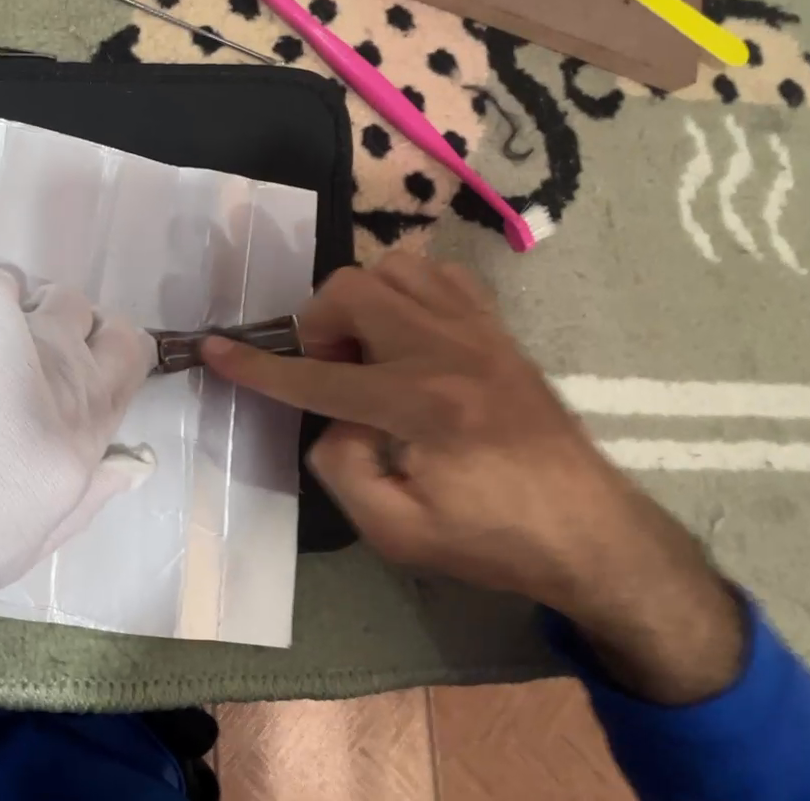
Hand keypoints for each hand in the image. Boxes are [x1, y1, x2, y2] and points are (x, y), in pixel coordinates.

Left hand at [0, 268, 155, 643]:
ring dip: (45, 314)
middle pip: (109, 329)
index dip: (116, 361)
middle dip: (89, 334)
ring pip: (63, 299)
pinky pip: (4, 282)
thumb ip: (92, 494)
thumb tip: (132, 459)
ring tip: (5, 340)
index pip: (132, 369)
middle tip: (49, 353)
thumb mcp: (36, 542)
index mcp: (84, 444)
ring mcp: (24, 351)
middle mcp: (67, 389)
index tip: (93, 365)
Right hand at [202, 254, 742, 703]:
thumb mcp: (397, 533)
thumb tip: (332, 420)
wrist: (597, 537)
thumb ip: (340, 469)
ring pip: (391, 269)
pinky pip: (437, 274)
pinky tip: (406, 335)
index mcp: (421, 406)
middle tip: (330, 373)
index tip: (212, 348)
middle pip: (349, 291)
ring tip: (367, 352)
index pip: (314, 378)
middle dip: (316, 328)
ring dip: (359, 304)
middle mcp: (448, 352)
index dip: (255, 367)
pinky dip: (405, 292)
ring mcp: (479, 332)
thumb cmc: (492, 540)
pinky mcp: (498, 330)